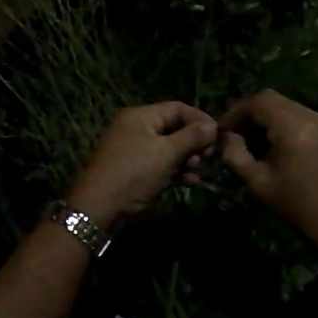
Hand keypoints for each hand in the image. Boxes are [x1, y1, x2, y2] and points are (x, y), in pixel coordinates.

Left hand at [65, 102, 217, 227]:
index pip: (178, 109)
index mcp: (141, 116)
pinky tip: (192, 182)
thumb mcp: (166, 153)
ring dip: (188, 159)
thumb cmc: (134, 174)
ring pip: (170, 149)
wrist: (99, 209)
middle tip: (207, 158)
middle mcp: (138, 129)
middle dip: (194, 142)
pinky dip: (177, 171)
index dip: (200, 120)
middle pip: (175, 128)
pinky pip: (162, 165)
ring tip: (198, 172)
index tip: (218, 137)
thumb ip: (192, 137)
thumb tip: (213, 126)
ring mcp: (136, 151)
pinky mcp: (137, 172)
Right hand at [220, 89, 317, 254]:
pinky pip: (293, 113)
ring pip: (282, 104)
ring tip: (247, 139)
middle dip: (247, 112)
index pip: (258, 102)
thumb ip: (235, 154)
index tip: (222, 131)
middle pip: (270, 98)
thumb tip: (225, 136)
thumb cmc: (293, 203)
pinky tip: (267, 141)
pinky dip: (276, 120)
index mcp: (293, 128)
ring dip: (261, 116)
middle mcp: (309, 116)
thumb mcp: (257, 181)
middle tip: (232, 134)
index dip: (235, 111)